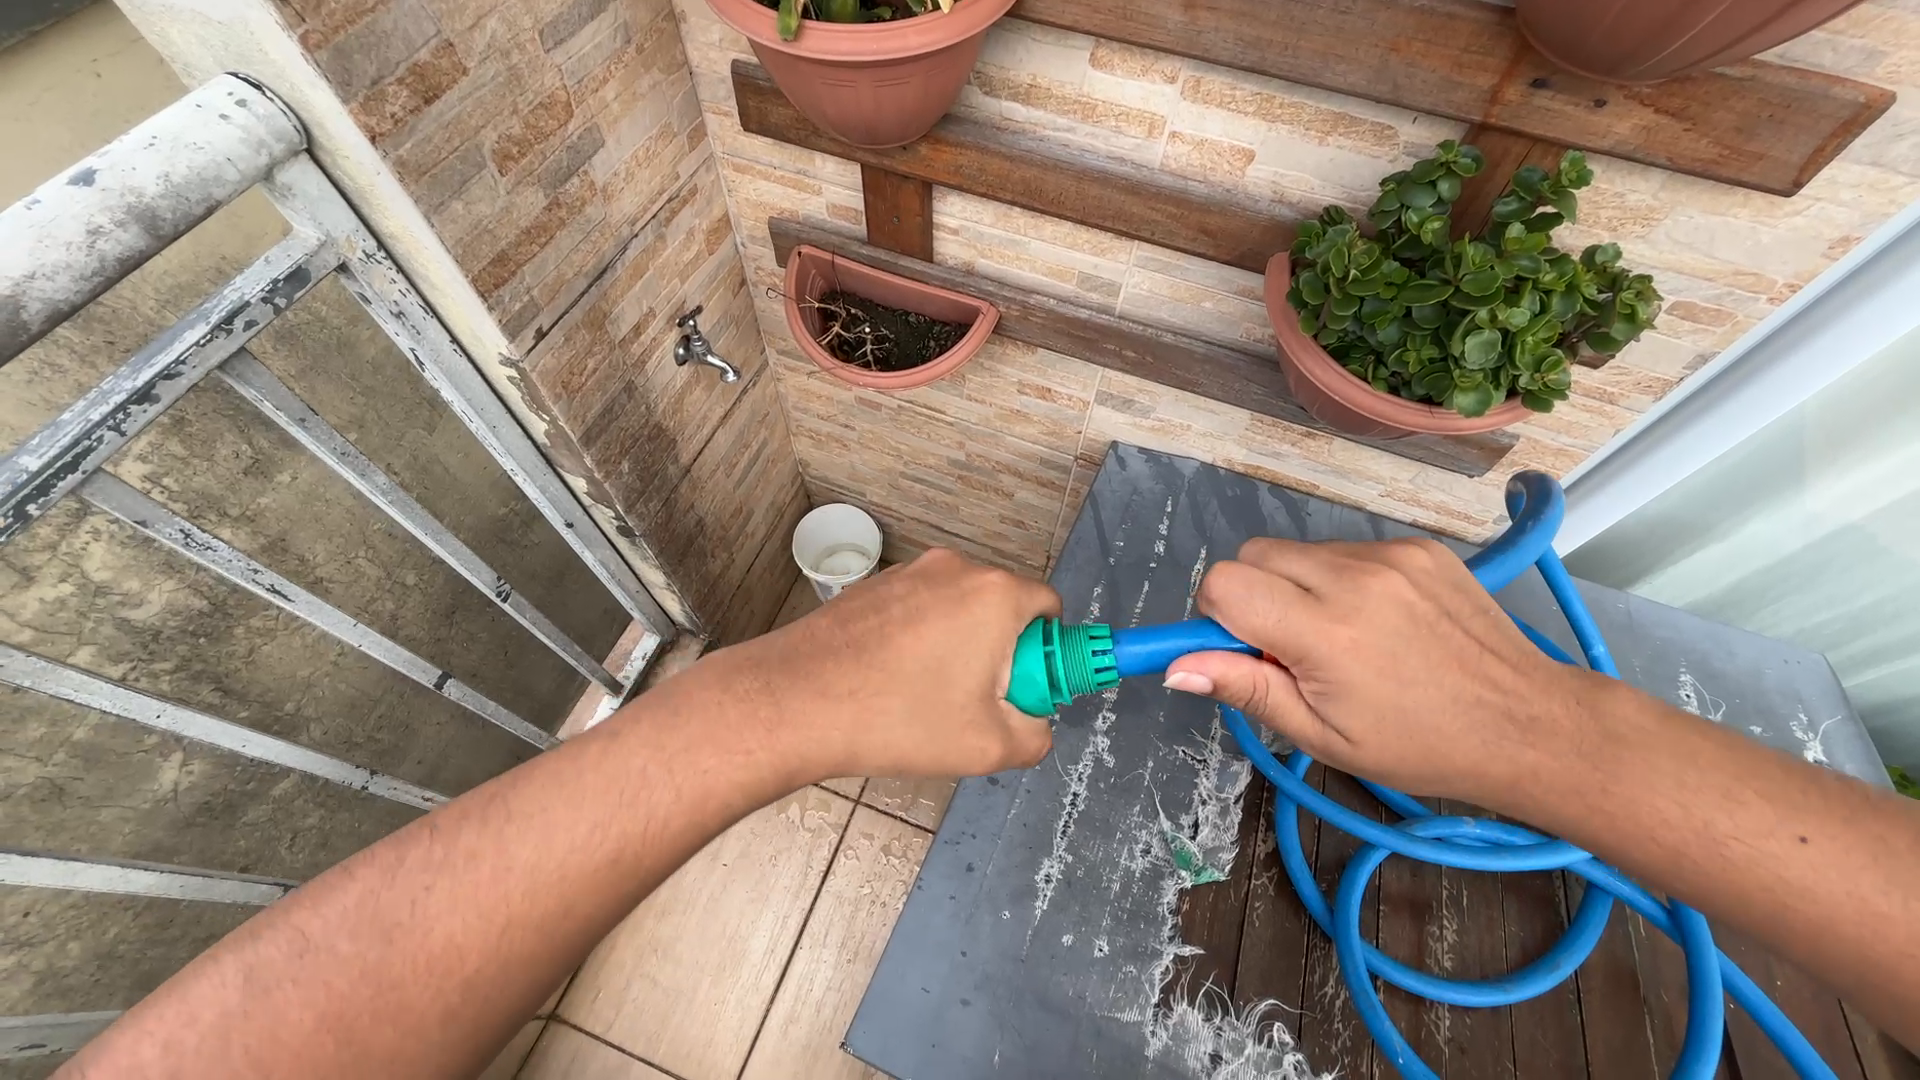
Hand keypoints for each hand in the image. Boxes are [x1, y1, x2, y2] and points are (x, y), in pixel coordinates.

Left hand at [692, 549, 1060, 783]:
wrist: (795, 701)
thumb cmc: (902, 718)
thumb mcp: (990, 746)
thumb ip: (1036, 734)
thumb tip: (1034, 721)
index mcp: (995, 593)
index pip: (1050, 607)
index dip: (1046, 651)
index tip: (1019, 688)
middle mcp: (956, 567)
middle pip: (1003, 606)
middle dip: (1001, 651)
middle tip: (974, 702)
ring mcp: (908, 571)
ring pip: (958, 608)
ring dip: (959, 645)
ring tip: (924, 697)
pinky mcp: (872, 585)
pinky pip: (918, 609)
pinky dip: (919, 639)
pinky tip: (888, 680)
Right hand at [1163, 537, 1598, 804]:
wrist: (1530, 724)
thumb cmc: (1417, 746)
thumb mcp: (1320, 736)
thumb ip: (1244, 689)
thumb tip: (1175, 666)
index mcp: (1323, 631)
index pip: (1223, 583)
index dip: (1217, 614)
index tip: (1245, 649)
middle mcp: (1352, 576)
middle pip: (1252, 555)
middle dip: (1251, 595)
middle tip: (1289, 647)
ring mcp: (1389, 554)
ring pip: (1297, 551)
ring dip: (1296, 587)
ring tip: (1342, 636)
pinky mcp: (1418, 546)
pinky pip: (1343, 548)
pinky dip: (1340, 579)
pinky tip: (1378, 619)